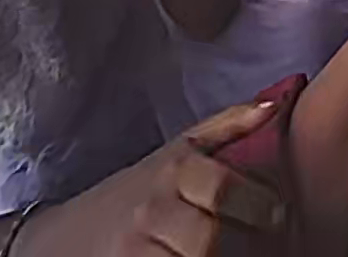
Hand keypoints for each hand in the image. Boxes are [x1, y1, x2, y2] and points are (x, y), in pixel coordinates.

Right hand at [110, 102, 285, 255]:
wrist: (65, 236)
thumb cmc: (139, 188)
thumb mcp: (180, 148)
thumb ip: (228, 125)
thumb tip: (276, 106)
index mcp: (174, 169)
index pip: (223, 189)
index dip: (258, 205)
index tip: (282, 215)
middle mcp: (153, 209)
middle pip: (209, 239)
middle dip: (243, 247)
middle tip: (272, 247)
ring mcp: (135, 251)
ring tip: (243, 254)